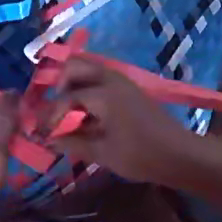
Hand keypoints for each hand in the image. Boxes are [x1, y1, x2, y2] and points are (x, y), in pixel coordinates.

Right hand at [45, 59, 198, 184]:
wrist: (180, 154)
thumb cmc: (141, 156)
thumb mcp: (102, 154)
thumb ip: (72, 143)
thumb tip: (48, 139)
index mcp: (103, 94)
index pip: (66, 97)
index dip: (51, 115)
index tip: (42, 131)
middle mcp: (110, 79)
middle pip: (75, 65)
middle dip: (59, 84)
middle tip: (55, 110)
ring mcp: (121, 81)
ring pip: (88, 68)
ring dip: (73, 84)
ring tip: (67, 111)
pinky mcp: (128, 88)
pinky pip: (99, 77)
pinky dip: (86, 87)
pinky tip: (84, 112)